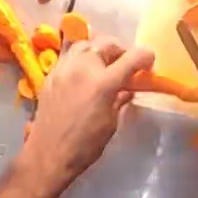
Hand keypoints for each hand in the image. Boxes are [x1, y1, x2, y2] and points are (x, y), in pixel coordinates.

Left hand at [7, 37, 154, 197]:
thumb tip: (127, 90)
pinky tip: (83, 71)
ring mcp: (64, 69)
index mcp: (104, 83)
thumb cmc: (85, 145)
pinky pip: (68, 55)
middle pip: (107, 44)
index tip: (149, 64)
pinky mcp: (50, 75)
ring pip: (84, 44)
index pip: (132, 57)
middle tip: (125, 65)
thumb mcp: (110, 124)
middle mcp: (83, 68)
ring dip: (98, 49)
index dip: (145, 57)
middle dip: (121, 51)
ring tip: (102, 63)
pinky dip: (80, 57)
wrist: (48, 154)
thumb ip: (119, 101)